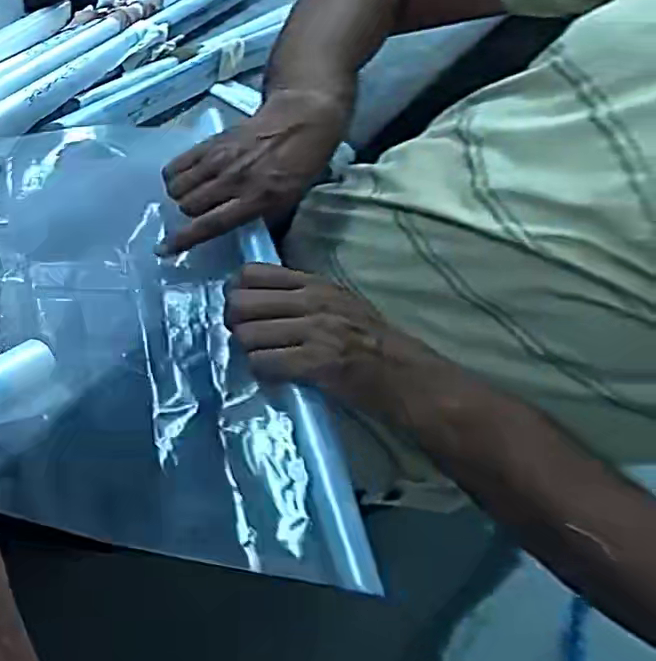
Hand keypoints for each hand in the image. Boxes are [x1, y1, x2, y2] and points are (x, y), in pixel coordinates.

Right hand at [160, 89, 350, 253]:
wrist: (302, 118)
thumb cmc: (304, 161)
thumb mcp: (294, 195)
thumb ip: (264, 215)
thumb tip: (240, 234)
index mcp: (260, 197)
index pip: (211, 224)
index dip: (184, 239)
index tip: (165, 249)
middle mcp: (234, 181)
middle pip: (188, 206)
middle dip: (190, 213)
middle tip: (201, 210)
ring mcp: (217, 161)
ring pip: (177, 189)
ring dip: (181, 196)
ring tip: (192, 193)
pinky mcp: (206, 146)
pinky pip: (174, 168)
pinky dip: (174, 177)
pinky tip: (185, 178)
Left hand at [227, 263, 450, 424]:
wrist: (424, 387)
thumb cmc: (376, 347)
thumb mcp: (338, 307)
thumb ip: (293, 297)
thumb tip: (239, 298)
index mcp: (318, 285)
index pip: (248, 273)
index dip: (236, 293)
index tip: (247, 312)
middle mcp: (317, 302)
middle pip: (238, 304)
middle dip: (237, 324)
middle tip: (255, 340)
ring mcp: (319, 331)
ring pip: (245, 335)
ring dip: (251, 352)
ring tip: (272, 359)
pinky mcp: (318, 362)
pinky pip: (261, 362)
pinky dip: (264, 372)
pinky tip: (281, 375)